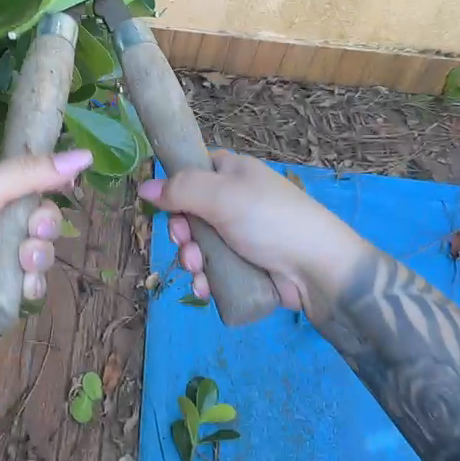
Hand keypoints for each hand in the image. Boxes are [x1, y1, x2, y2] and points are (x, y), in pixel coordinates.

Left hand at [0, 149, 93, 334]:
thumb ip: (31, 172)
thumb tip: (86, 155)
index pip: (34, 184)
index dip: (52, 188)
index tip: (66, 189)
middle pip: (43, 221)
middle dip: (46, 227)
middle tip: (33, 233)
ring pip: (41, 255)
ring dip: (40, 258)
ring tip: (23, 263)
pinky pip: (31, 286)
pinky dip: (32, 286)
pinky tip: (22, 286)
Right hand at [139, 151, 366, 317]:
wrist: (316, 268)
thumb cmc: (269, 219)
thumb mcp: (222, 196)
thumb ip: (180, 190)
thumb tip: (144, 186)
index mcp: (231, 173)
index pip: (191, 172)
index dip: (175, 190)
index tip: (169, 208)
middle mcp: (234, 200)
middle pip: (189, 213)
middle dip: (182, 234)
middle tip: (186, 245)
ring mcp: (240, 234)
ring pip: (198, 245)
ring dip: (191, 260)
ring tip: (200, 271)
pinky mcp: (245, 264)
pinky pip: (213, 269)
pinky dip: (205, 278)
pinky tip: (205, 288)